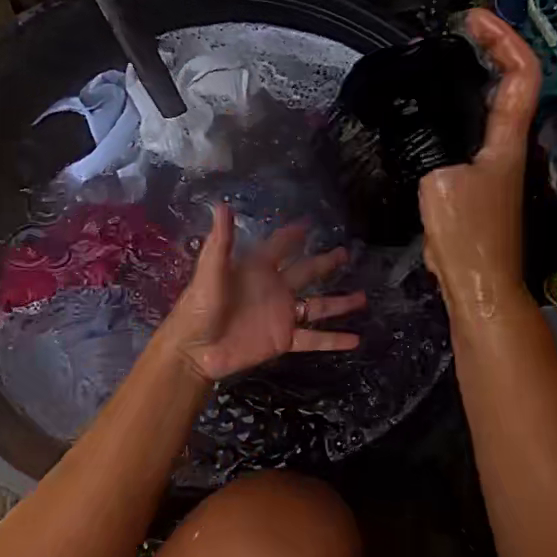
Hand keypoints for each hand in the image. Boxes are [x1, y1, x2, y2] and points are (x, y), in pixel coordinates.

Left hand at [161, 203, 367, 381]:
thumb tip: (221, 206)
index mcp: (257, 269)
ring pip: (317, 306)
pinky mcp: (283, 339)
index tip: (308, 223)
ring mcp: (281, 315)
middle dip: (325, 263)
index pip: (279, 247)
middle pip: (306, 272)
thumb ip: (221, 243)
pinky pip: (313, 338)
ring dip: (339, 302)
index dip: (293, 235)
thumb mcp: (209, 273)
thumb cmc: (198, 309)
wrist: (193, 351)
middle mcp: (274, 289)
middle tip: (345, 253)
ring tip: (363, 297)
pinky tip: (355, 339)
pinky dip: (333, 339)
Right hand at [418, 9, 541, 309]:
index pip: (521, 74)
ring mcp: (500, 166)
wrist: (480, 286)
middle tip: (459, 32)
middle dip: (492, 49)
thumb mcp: (438, 182)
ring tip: (446, 61)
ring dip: (478, 78)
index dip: (503, 38)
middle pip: (514, 84)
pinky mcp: (485, 184)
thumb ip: (431, 150)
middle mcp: (512, 147)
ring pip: (497, 108)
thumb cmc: (466, 236)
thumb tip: (426, 141)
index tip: (473, 19)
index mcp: (508, 140)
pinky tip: (437, 113)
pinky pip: (479, 132)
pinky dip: (464, 109)